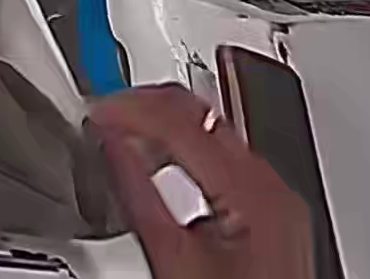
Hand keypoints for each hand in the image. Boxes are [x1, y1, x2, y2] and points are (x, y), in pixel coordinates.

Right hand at [90, 85, 314, 278]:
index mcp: (252, 193)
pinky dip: (179, 144)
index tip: (98, 113)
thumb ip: (137, 195)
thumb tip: (111, 142)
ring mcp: (272, 195)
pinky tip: (152, 154)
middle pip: (196, 113)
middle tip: (105, 113)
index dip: (131, 111)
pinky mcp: (264, 206)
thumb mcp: (174, 264)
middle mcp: (269, 185)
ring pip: (206, 126)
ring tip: (120, 131)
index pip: (180, 123)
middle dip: (144, 107)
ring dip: (159, 122)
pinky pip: (217, 152)